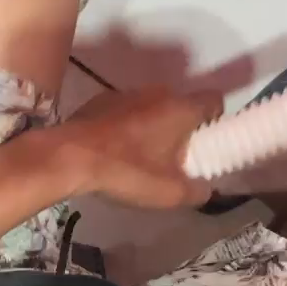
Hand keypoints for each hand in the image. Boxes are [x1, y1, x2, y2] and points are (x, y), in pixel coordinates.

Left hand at [33, 87, 222, 208]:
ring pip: (151, 106)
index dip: (216, 118)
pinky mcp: (100, 100)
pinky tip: (114, 149)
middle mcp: (157, 92)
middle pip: (181, 103)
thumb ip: (197, 191)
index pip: (214, 99)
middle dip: (182, 125)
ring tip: (141, 155)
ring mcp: (126, 93)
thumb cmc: (128, 171)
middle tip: (175, 155)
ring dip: (152, 124)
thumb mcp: (170, 193)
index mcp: (181, 109)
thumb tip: (205, 189)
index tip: (208, 140)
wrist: (70, 157)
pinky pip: (124, 110)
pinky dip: (125, 125)